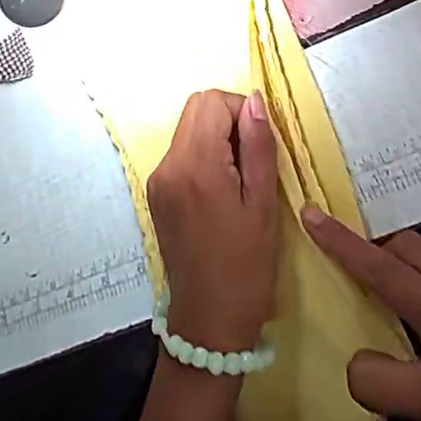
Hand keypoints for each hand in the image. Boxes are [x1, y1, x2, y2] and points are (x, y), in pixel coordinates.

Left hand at [147, 90, 279, 351]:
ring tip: (240, 181)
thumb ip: (258, 146)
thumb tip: (256, 101)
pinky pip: (182, 154)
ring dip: (217, 139)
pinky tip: (222, 192)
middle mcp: (167, 166)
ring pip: (188, 129)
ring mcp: (157, 180)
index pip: (212, 102)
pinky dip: (205, 157)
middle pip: (196, 109)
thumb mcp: (264, 203)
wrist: (209, 319)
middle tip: (253, 160)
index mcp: (195, 166)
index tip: (262, 143)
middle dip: (229, 120)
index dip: (243, 110)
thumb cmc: (247, 265)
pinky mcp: (156, 194)